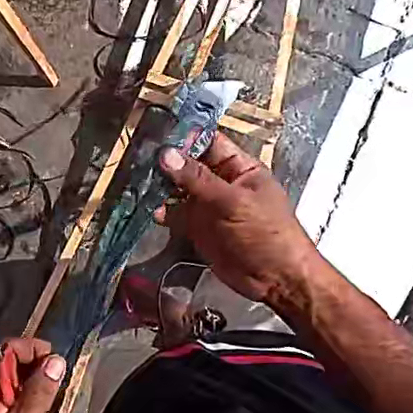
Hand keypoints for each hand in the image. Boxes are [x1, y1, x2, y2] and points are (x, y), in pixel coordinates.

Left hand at [0, 338, 65, 412]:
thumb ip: (40, 393)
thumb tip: (56, 359)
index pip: (7, 351)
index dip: (33, 351)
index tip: (58, 362)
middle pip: (13, 366)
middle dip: (39, 374)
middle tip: (59, 390)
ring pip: (18, 385)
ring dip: (38, 393)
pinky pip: (18, 404)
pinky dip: (33, 409)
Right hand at [155, 133, 326, 306]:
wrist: (276, 280)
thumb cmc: (266, 233)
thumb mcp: (234, 201)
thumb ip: (198, 179)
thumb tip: (166, 154)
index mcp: (239, 168)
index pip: (209, 142)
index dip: (186, 136)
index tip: (157, 133)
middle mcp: (221, 182)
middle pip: (188, 164)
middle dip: (166, 161)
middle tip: (138, 155)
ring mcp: (207, 205)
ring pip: (178, 188)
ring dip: (159, 185)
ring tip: (137, 180)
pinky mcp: (197, 227)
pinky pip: (175, 214)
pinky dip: (161, 211)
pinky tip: (148, 208)